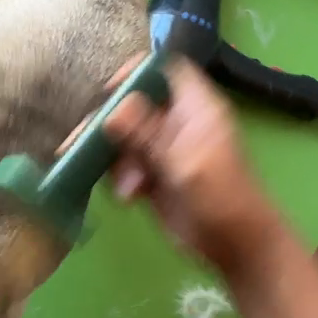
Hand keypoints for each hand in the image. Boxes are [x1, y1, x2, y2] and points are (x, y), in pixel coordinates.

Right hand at [87, 57, 285, 274]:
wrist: (235, 247)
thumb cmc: (221, 199)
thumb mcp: (185, 164)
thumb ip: (148, 134)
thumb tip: (114, 108)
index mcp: (195, 108)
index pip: (164, 69)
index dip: (136, 72)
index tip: (109, 90)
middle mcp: (175, 122)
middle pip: (131, 104)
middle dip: (107, 123)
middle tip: (82, 141)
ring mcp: (161, 148)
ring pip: (120, 135)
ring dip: (113, 159)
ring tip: (124, 188)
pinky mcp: (150, 173)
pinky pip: (121, 163)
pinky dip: (117, 177)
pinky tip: (126, 196)